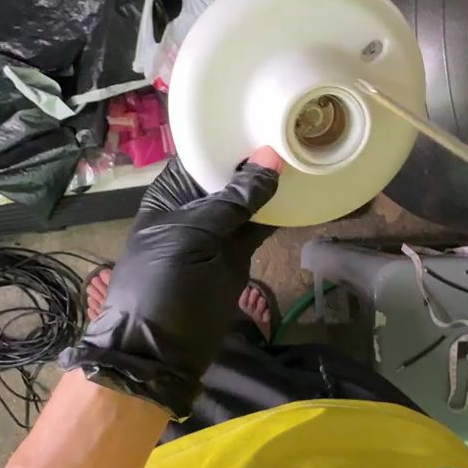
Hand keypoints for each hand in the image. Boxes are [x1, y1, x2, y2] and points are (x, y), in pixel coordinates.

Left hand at [61, 148, 281, 418]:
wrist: (159, 353)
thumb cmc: (165, 286)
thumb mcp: (197, 235)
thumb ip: (235, 198)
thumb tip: (271, 156)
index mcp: (171, 193)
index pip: (203, 152)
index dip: (231, 135)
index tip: (268, 113)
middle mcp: (195, 207)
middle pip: (229, 174)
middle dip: (258, 157)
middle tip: (299, 129)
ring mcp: (218, 233)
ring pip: (249, 200)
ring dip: (274, 185)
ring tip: (308, 154)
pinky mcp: (237, 256)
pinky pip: (260, 227)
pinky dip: (280, 213)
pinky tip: (304, 195)